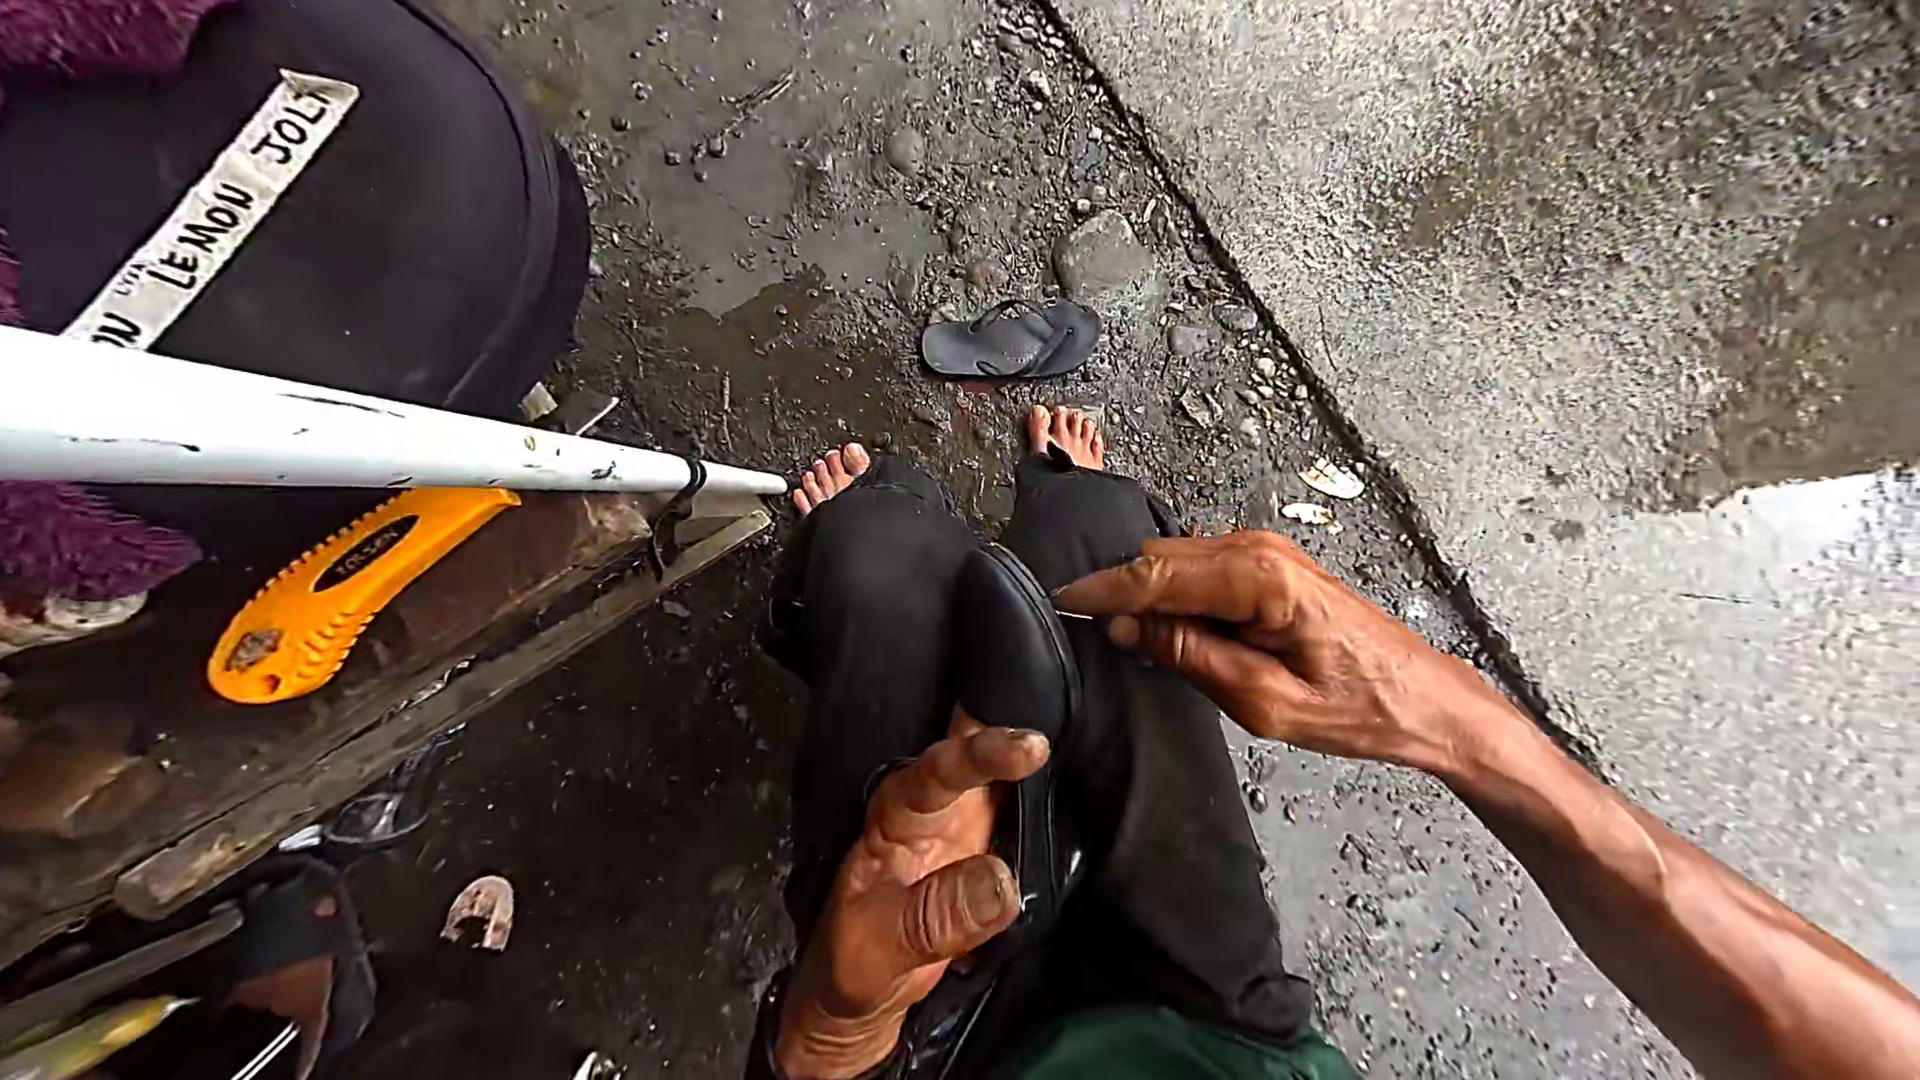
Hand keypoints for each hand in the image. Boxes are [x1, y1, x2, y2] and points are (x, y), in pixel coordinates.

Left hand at [775, 714, 1048, 1079]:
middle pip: (971, 742)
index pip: (939, 770)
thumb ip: (934, 916)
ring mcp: (965, 820)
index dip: (984, 752)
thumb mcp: (878, 946)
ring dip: (1032, 753)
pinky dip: (1045, 793)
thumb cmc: (856, 957)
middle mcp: (933, 804)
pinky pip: (1023, 810)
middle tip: (1054, 722)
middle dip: (1010, 720)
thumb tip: (1002, 883)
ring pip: (1002, 770)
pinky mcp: (990, 844)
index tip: (1029, 748)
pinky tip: (1070, 781)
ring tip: (1075, 743)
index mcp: (897, 813)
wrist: (864, 982)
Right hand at [1053, 531, 1529, 776]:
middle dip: (1125, 597)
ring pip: (1172, 560)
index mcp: (1259, 578)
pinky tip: (1180, 632)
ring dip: (1149, 598)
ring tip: (1151, 647)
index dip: (1102, 590)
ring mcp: (1261, 550)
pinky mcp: (1264, 562)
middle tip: (1114, 646)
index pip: (1154, 575)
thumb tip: (1126, 627)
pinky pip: (1195, 567)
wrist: (1426, 699)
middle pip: (1157, 559)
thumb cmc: (1358, 707)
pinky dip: (1173, 595)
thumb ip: (1188, 655)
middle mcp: (1256, 548)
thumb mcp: (1262, 701)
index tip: (1061, 601)